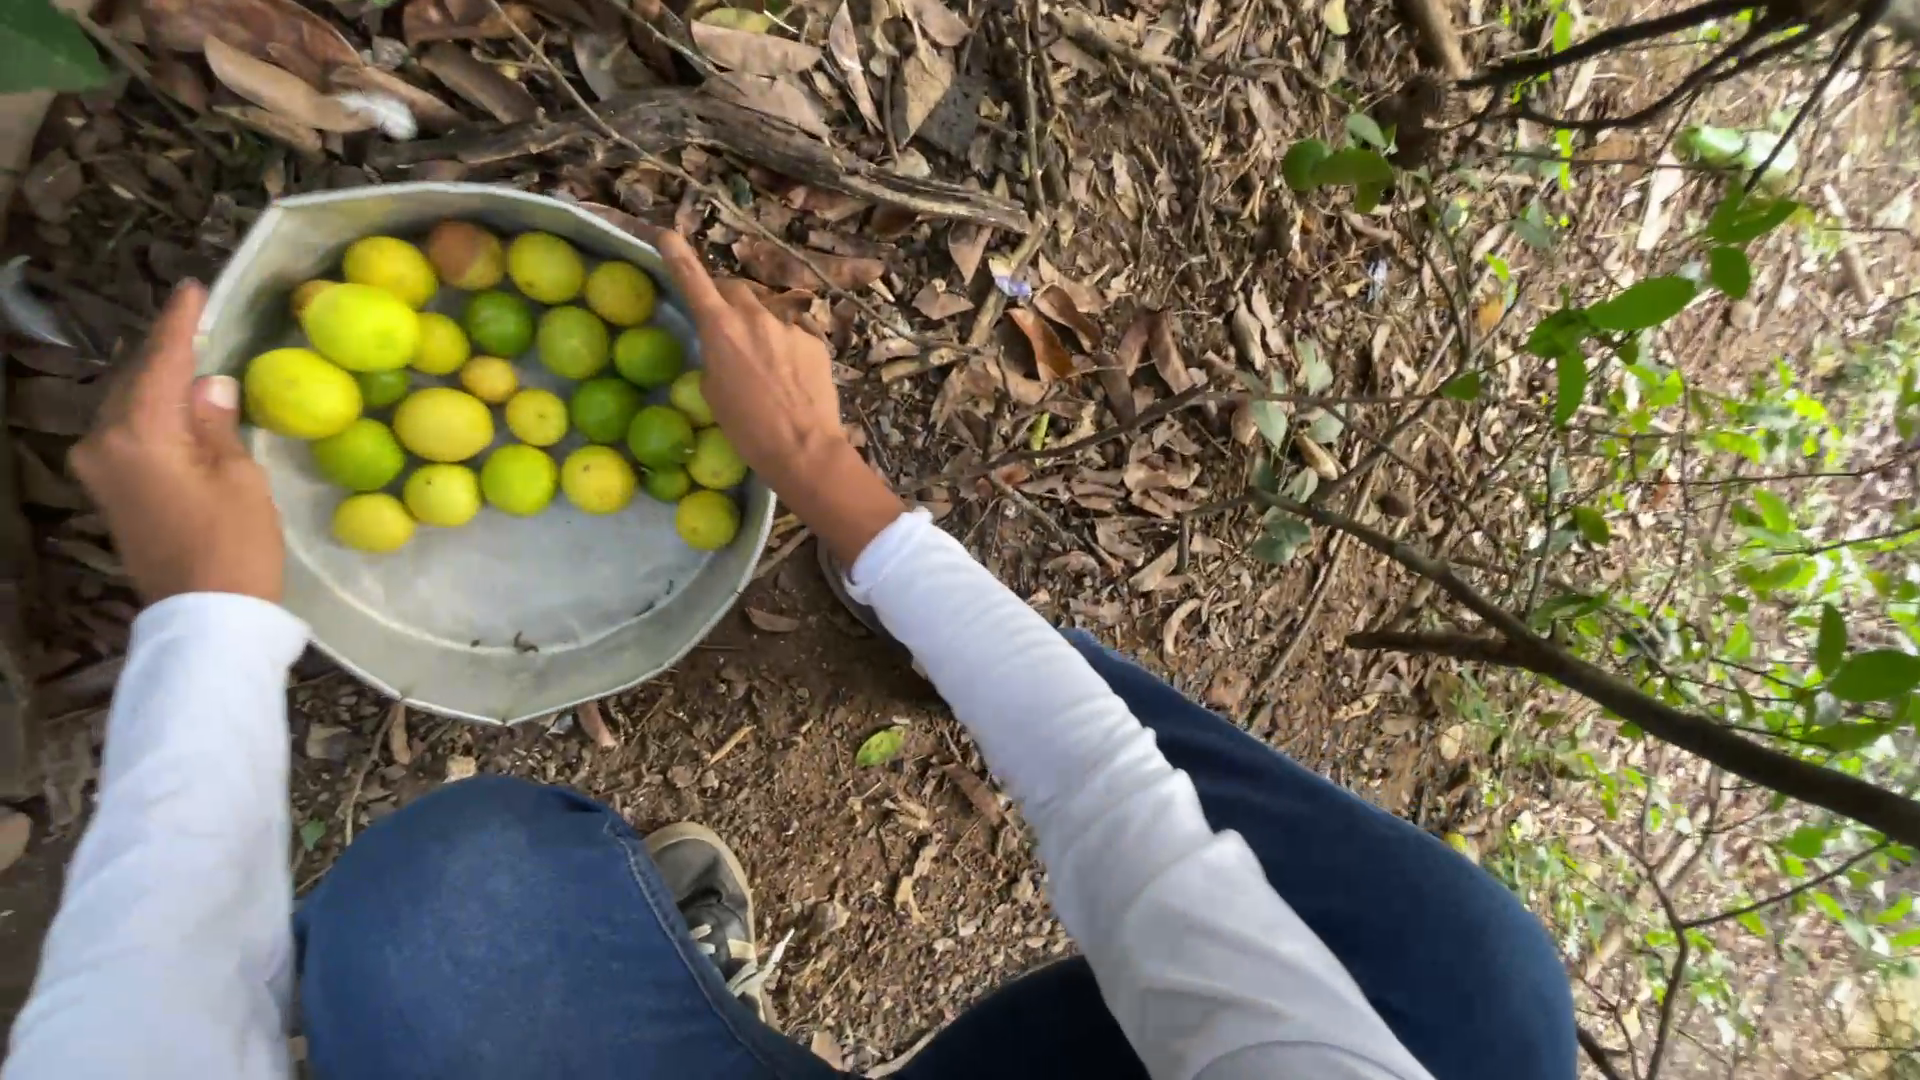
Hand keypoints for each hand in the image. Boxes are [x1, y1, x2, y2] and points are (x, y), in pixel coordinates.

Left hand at [70, 282, 284, 604]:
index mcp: (136, 436)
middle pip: (134, 383)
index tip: (193, 290)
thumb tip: (210, 384)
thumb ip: (217, 426)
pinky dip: (157, 413)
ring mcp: (101, 468)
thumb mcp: (241, 479)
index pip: (158, 365)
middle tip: (199, 322)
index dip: (178, 326)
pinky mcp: (113, 488)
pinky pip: (132, 433)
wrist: (207, 610)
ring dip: (160, 383)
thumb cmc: (235, 542)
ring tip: (195, 359)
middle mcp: (102, 444)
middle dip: (165, 353)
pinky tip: (183, 406)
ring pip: (130, 407)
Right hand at [649, 229, 901, 564]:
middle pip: (736, 290)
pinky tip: (792, 373)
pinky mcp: (816, 341)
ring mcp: (789, 326)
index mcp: (720, 329)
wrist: (803, 448)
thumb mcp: (714, 394)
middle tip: (728, 326)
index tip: (667, 235)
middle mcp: (755, 317)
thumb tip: (724, 349)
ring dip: (761, 325)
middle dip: (728, 301)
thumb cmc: (748, 430)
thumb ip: (715, 358)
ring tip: (766, 361)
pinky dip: (789, 344)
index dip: (678, 257)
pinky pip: (796, 331)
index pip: (693, 280)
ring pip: (769, 312)